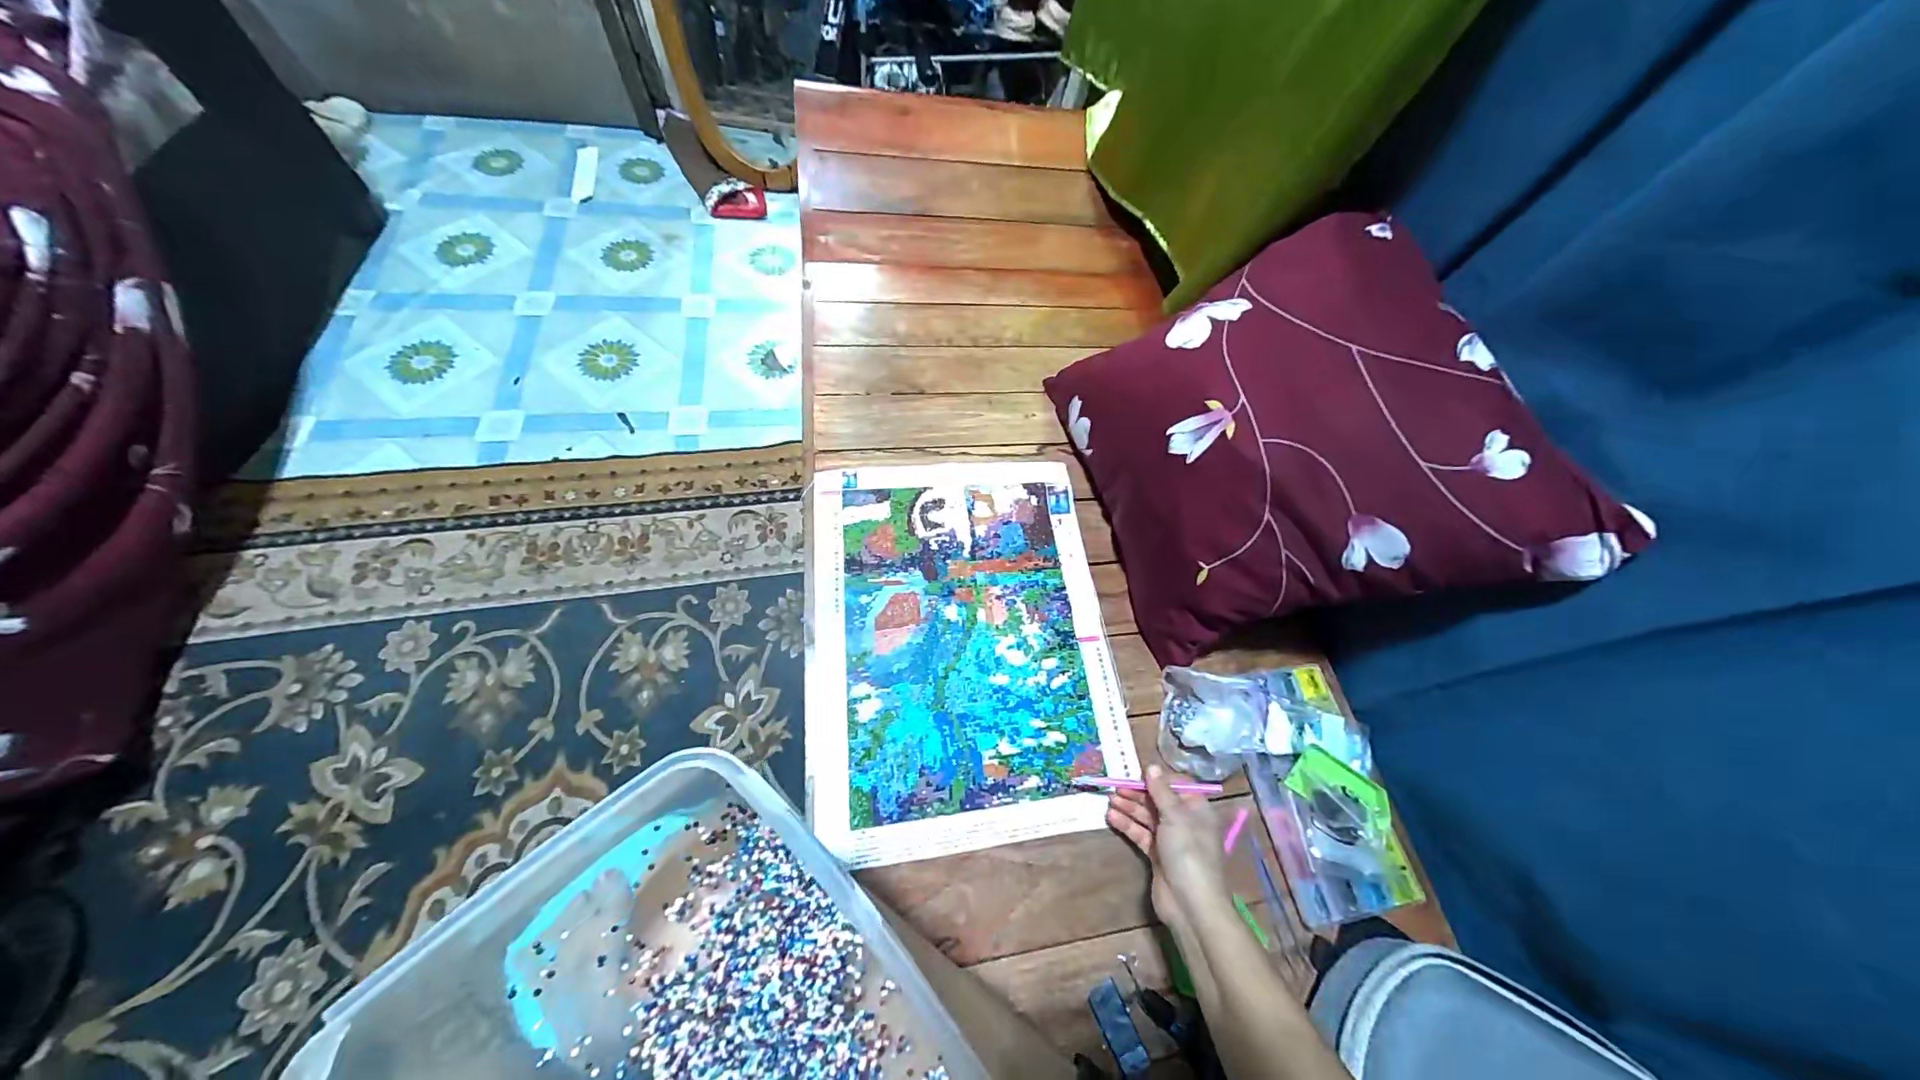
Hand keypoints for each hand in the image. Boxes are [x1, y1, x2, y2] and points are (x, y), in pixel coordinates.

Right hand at [1106, 765, 1232, 928]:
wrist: (1191, 903)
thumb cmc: (1189, 852)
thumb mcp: (1176, 816)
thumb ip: (1160, 791)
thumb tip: (1151, 766)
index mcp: (1196, 809)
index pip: (1175, 786)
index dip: (1156, 780)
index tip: (1135, 775)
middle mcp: (1185, 822)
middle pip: (1158, 801)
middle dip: (1137, 794)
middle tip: (1115, 788)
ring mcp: (1170, 840)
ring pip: (1147, 817)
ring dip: (1129, 808)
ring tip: (1109, 800)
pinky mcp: (1157, 855)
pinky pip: (1140, 834)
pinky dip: (1127, 825)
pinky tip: (1112, 817)